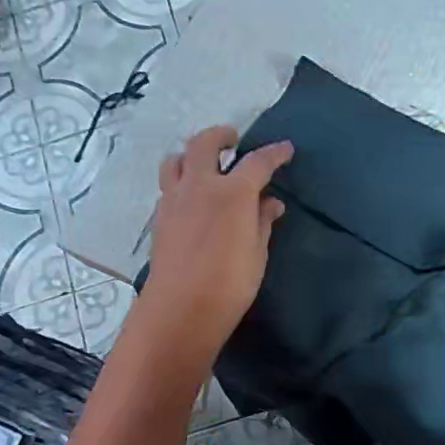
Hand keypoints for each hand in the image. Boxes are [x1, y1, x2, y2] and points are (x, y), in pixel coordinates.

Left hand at [139, 125, 293, 347]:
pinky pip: (168, 187)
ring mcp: (174, 200)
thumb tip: (270, 203)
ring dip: (191, 155)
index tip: (286, 150)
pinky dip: (180, 182)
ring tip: (203, 165)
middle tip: (233, 140)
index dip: (275, 154)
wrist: (181, 309)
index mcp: (232, 192)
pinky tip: (190, 200)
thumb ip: (262, 222)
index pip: (257, 162)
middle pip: (204, 143)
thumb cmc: (229, 284)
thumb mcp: (257, 254)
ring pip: (176, 160)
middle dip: (221, 135)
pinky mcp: (159, 218)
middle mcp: (199, 186)